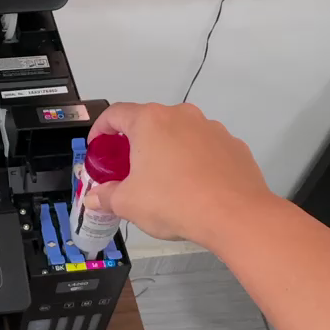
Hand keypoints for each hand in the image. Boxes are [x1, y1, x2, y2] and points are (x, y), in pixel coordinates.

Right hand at [83, 102, 272, 250]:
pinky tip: (193, 187)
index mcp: (150, 121)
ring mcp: (211, 128)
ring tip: (163, 182)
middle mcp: (181, 116)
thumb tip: (95, 198)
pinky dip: (194, 161)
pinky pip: (204, 148)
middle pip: (149, 123)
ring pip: (179, 134)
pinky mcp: (232, 145)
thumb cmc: (175, 202)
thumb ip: (106, 196)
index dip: (101, 130)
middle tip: (128, 170)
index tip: (98, 147)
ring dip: (166, 151)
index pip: (115, 114)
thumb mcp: (128, 203)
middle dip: (135, 144)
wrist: (235, 215)